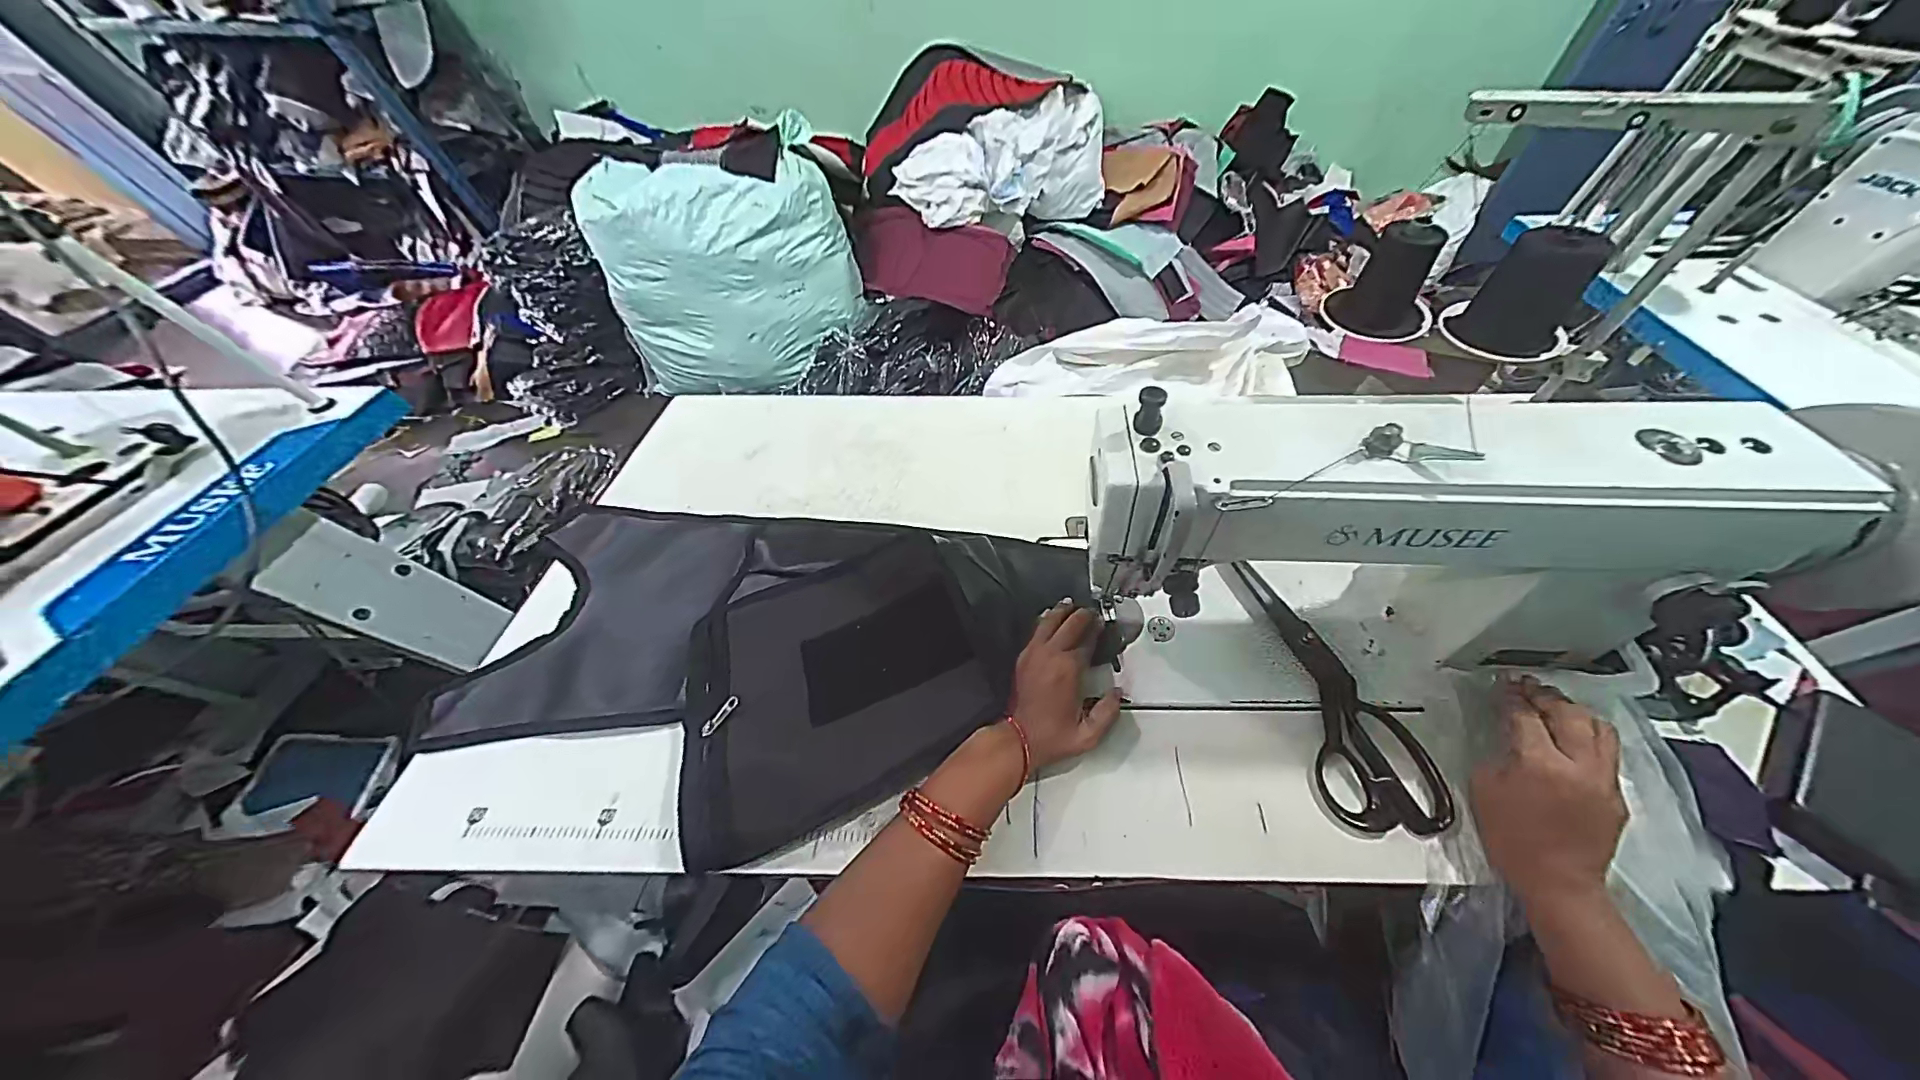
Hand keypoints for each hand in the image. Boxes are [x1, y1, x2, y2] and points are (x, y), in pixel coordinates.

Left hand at [1009, 601, 1122, 771]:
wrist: (1019, 738)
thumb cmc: (1050, 736)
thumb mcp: (1088, 734)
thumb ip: (1108, 712)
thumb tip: (1116, 693)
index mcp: (1068, 670)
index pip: (1087, 640)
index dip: (1097, 630)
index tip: (1104, 626)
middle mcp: (1050, 657)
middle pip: (1069, 624)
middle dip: (1083, 616)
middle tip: (1092, 613)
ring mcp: (1034, 655)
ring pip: (1049, 622)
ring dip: (1062, 612)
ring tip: (1072, 605)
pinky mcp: (1023, 659)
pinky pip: (1036, 631)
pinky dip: (1046, 621)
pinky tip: (1051, 617)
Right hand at [1471, 677, 1627, 903]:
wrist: (1557, 881)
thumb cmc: (1510, 838)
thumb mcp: (1485, 787)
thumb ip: (1499, 754)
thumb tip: (1508, 737)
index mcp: (1540, 764)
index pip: (1525, 716)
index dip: (1511, 697)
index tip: (1503, 687)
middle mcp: (1579, 767)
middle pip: (1567, 713)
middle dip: (1545, 696)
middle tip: (1526, 687)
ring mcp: (1604, 781)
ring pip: (1598, 728)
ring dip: (1574, 710)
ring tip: (1554, 704)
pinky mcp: (1617, 794)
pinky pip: (1607, 752)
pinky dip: (1588, 734)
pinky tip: (1572, 735)